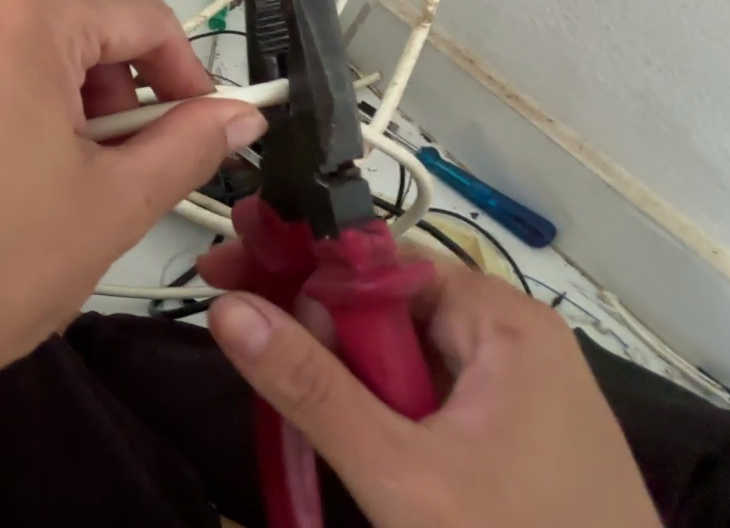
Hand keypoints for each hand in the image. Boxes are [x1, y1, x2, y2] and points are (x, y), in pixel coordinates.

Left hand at [0, 0, 267, 388]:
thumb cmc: (0, 260)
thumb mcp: (115, 201)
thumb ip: (188, 144)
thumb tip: (240, 116)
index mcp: (23, 19)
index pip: (138, 14)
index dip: (185, 69)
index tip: (203, 125)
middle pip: (84, 15)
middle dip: (124, 78)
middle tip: (132, 153)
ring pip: (41, 37)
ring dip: (80, 89)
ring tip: (80, 169)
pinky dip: (34, 94)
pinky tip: (33, 164)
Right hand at [199, 248, 657, 526]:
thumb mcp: (402, 475)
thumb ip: (311, 388)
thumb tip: (224, 307)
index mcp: (498, 319)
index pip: (372, 255)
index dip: (291, 255)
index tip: (222, 266)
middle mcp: (505, 333)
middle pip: (378, 294)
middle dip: (299, 303)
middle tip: (226, 310)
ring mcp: (507, 381)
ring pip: (391, 340)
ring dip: (325, 351)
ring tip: (264, 363)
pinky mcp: (502, 424)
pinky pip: (413, 382)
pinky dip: (361, 388)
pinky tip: (323, 406)